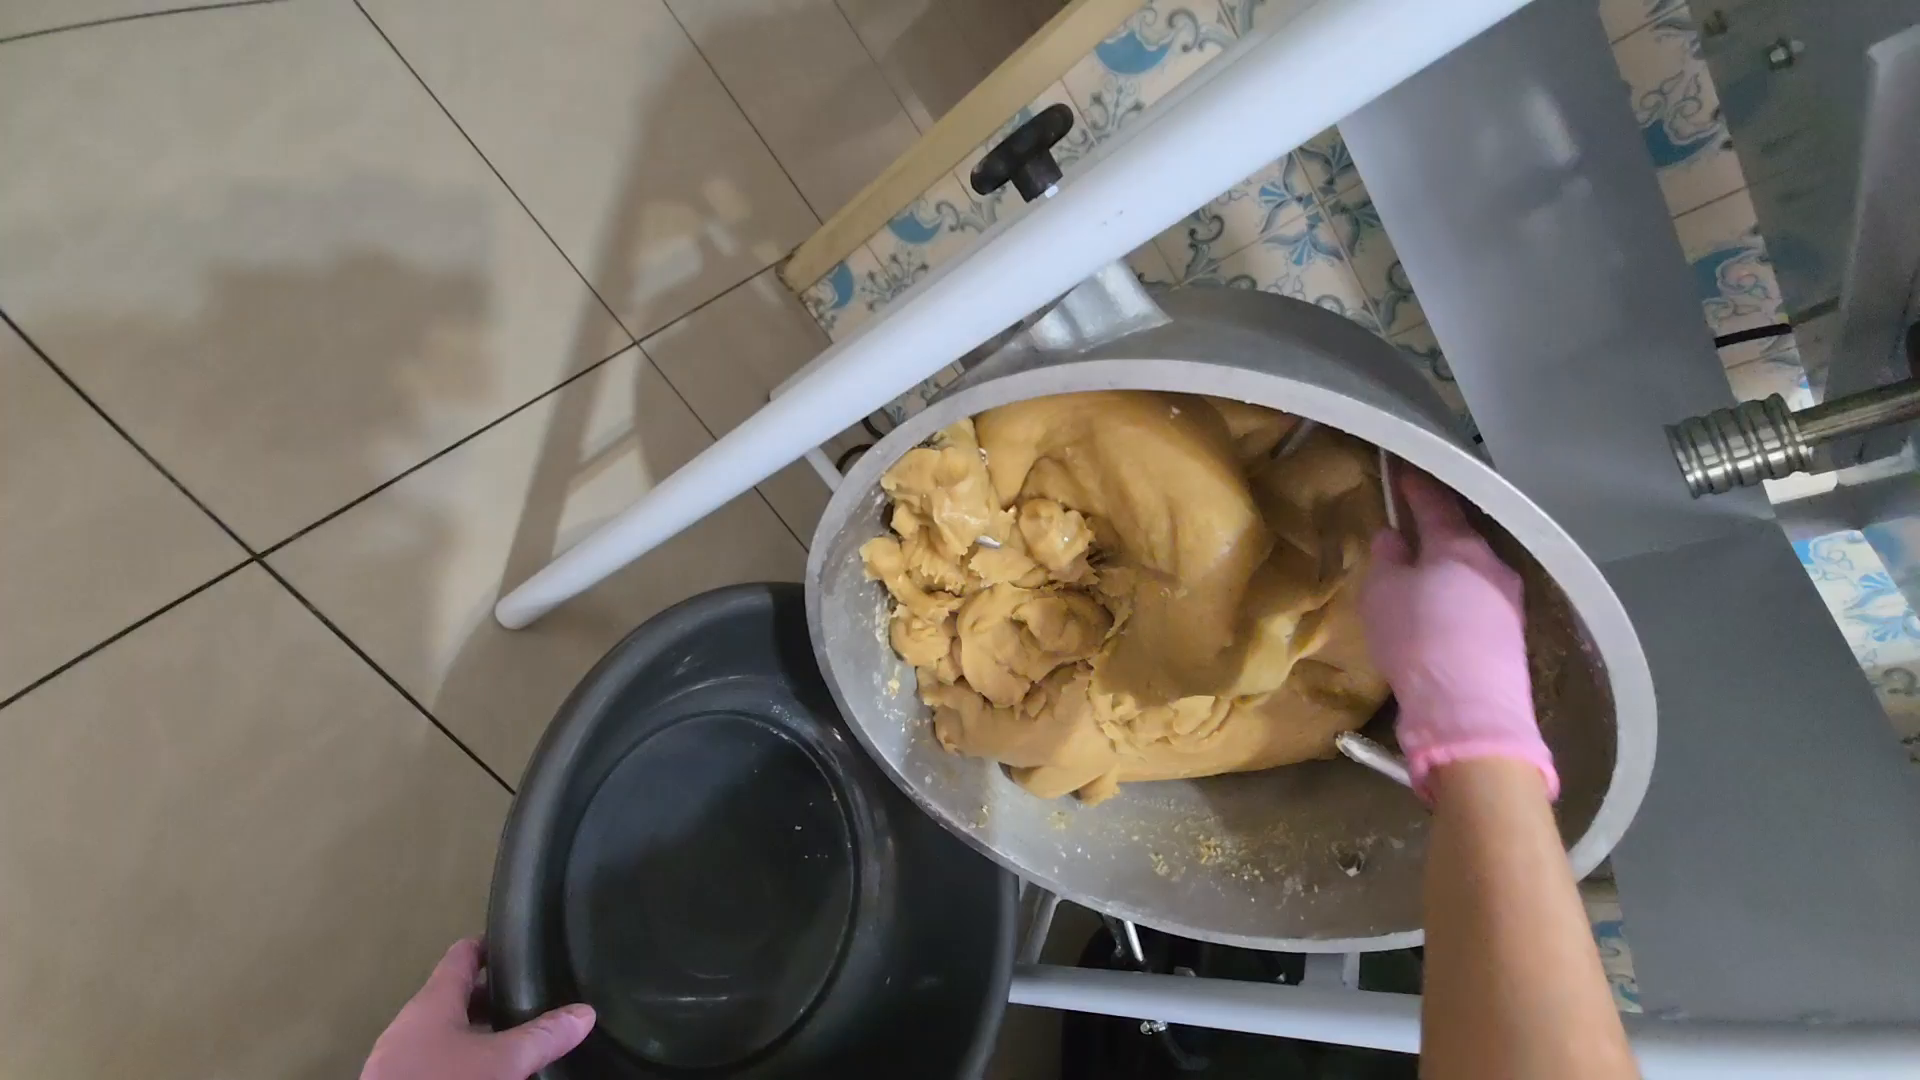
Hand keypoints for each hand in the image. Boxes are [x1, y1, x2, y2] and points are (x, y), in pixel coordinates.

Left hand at [361, 938, 594, 1079]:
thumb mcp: (503, 1064)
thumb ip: (544, 1035)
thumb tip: (586, 1013)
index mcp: (431, 1004)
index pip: (464, 953)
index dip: (495, 945)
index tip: (528, 944)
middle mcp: (409, 1028)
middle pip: (457, 995)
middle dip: (496, 994)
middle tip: (537, 992)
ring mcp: (396, 1066)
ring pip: (447, 1033)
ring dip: (481, 1032)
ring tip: (519, 1036)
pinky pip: (436, 1063)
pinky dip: (465, 1061)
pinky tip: (490, 1073)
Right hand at [1359, 469, 1556, 800]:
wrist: (1468, 710)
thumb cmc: (1417, 638)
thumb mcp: (1383, 593)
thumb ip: (1388, 560)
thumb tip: (1396, 538)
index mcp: (1460, 547)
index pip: (1436, 506)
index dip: (1417, 488)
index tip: (1404, 472)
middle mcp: (1493, 567)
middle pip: (1460, 540)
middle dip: (1435, 533)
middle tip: (1408, 529)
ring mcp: (1509, 604)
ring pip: (1470, 573)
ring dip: (1445, 569)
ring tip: (1418, 576)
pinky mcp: (1510, 638)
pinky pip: (1476, 602)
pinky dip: (1454, 598)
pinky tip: (1437, 613)